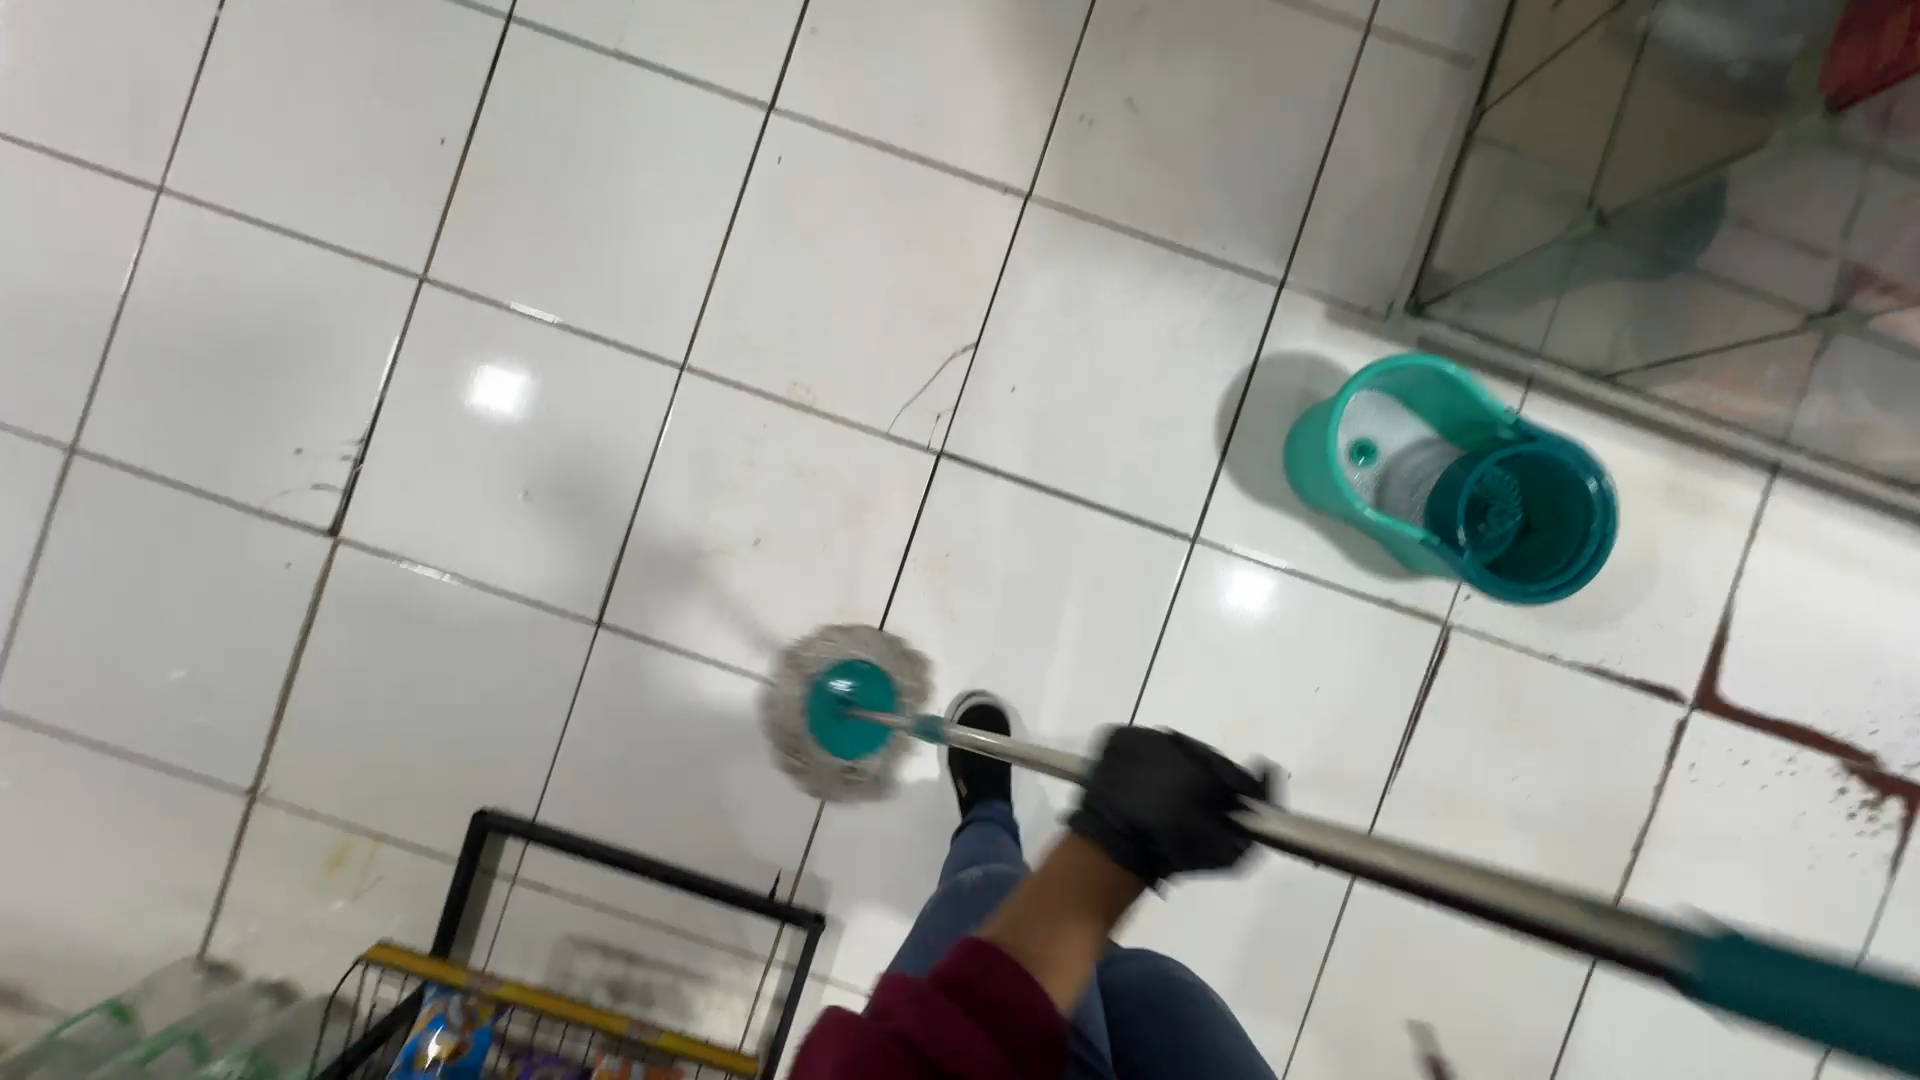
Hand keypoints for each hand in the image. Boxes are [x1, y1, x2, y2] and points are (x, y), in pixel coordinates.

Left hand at [1066, 726, 1271, 886]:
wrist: (1112, 846)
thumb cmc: (1172, 850)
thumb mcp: (1228, 854)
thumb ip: (1256, 823)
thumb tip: (1268, 778)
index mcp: (1206, 768)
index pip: (1233, 773)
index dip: (1231, 793)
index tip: (1223, 809)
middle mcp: (1177, 742)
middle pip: (1202, 758)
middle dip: (1201, 779)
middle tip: (1188, 805)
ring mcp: (1145, 736)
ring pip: (1172, 749)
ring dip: (1173, 767)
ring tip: (1159, 794)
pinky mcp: (1120, 736)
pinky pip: (1142, 744)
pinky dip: (1144, 759)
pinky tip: (1138, 783)